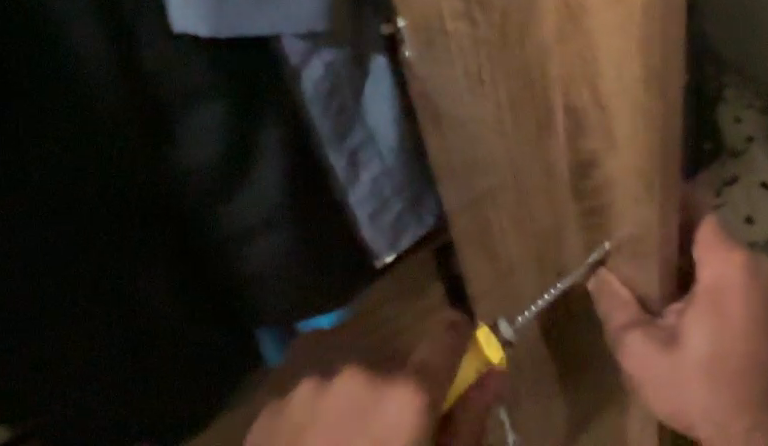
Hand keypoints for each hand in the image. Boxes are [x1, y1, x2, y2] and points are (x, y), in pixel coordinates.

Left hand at [243, 312, 504, 445]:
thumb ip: (467, 422)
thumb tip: (495, 374)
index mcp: (408, 392)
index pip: (448, 333)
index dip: (456, 343)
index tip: (456, 360)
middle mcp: (361, 370)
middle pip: (395, 363)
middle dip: (397, 391)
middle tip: (387, 439)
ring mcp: (311, 383)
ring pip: (348, 377)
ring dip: (353, 401)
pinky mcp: (271, 403)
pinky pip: (307, 393)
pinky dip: (315, 415)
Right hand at [588, 213, 767, 445]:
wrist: (758, 438)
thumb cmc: (703, 390)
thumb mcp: (646, 355)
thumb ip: (617, 308)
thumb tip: (596, 274)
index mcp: (728, 262)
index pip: (695, 204)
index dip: (662, 199)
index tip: (631, 197)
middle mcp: (751, 260)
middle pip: (701, 227)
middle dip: (665, 231)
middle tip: (626, 235)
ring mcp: (761, 280)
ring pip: (712, 250)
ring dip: (681, 257)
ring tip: (641, 263)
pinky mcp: (763, 300)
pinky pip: (725, 269)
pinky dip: (698, 274)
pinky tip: (669, 292)